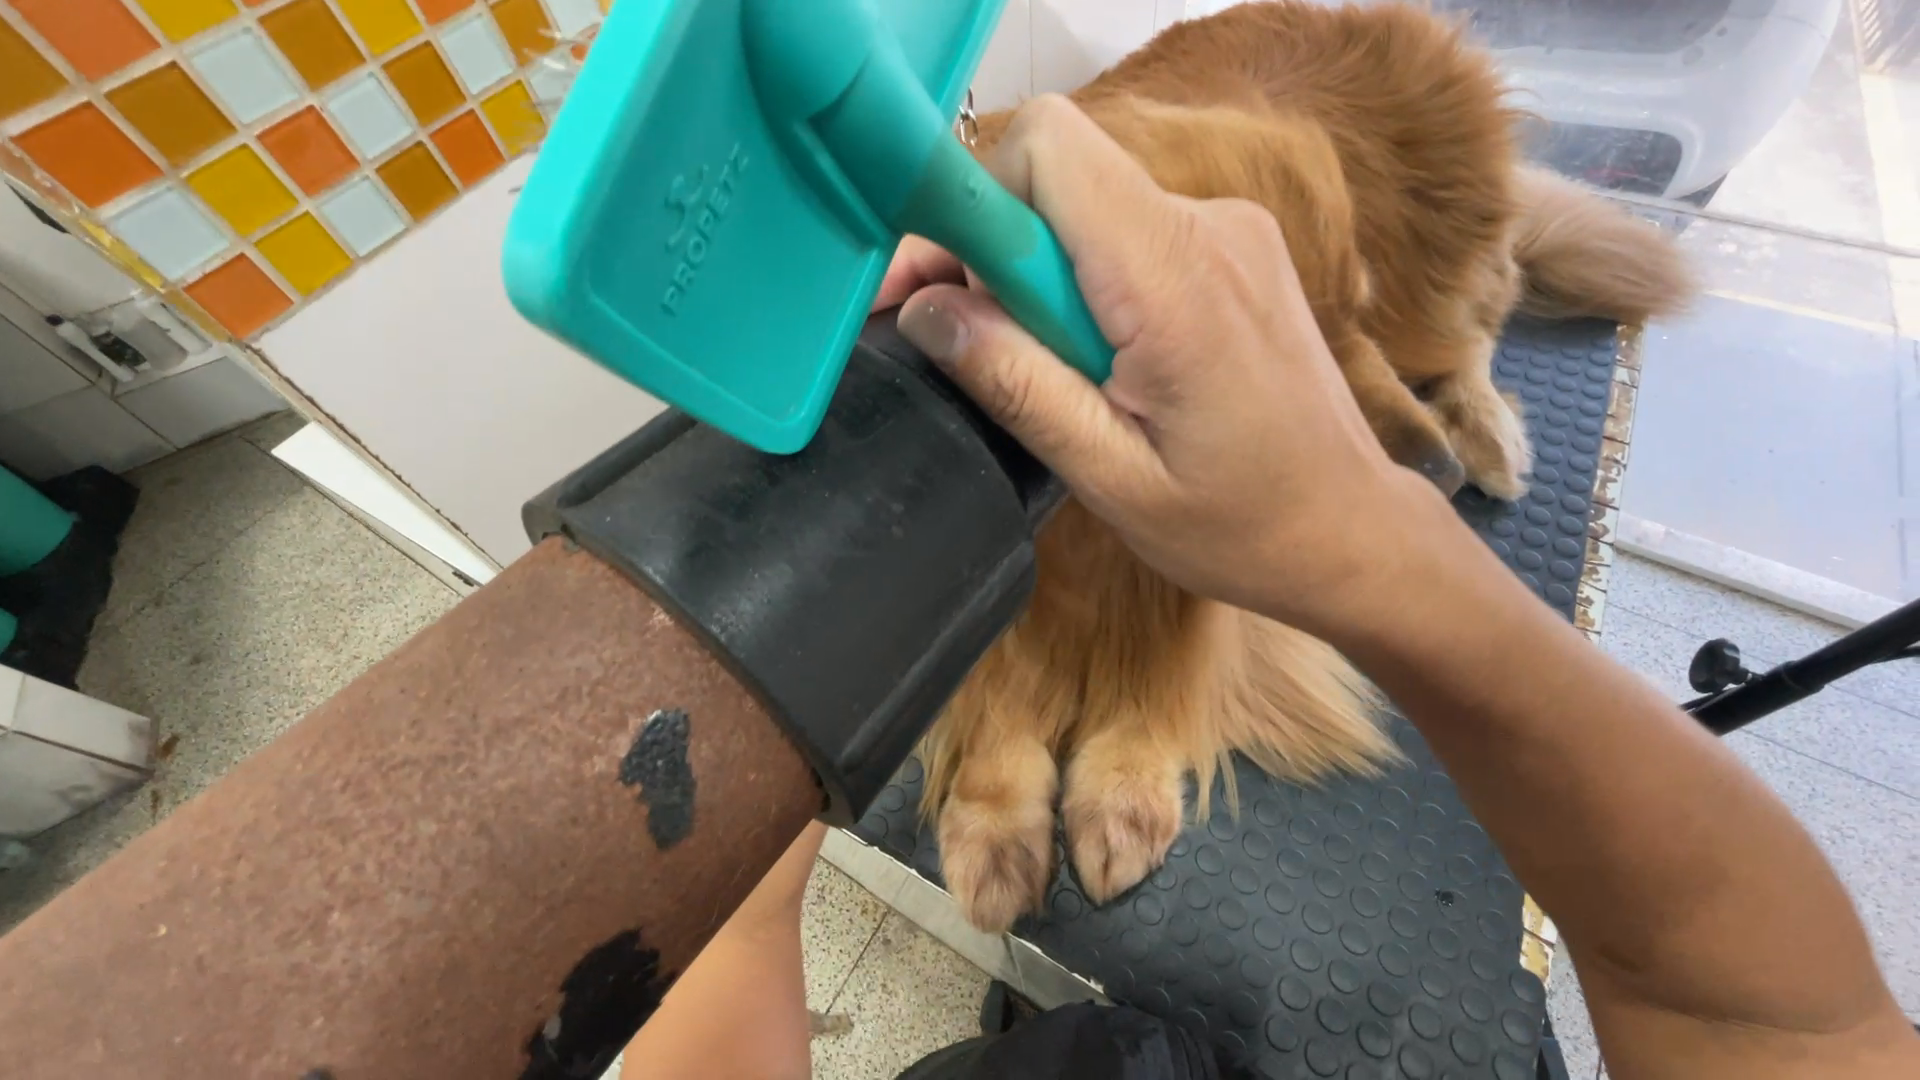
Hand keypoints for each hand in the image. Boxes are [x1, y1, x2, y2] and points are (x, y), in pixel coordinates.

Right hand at [877, 96, 1448, 638]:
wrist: (1346, 528)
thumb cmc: (1236, 524)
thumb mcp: (1109, 475)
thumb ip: (1018, 384)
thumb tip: (925, 311)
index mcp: (1175, 281)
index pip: (1046, 151)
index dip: (972, 204)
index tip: (934, 288)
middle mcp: (1207, 225)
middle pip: (1055, 176)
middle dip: (992, 254)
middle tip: (975, 350)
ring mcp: (1228, 230)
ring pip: (1083, 208)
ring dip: (1038, 281)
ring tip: (1058, 375)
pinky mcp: (1231, 249)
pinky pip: (1122, 234)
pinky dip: (1084, 285)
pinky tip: (1103, 360)